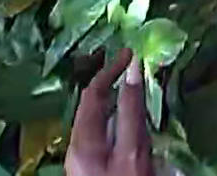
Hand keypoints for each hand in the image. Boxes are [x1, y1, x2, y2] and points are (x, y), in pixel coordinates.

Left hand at [65, 49, 150, 175]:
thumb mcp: (132, 150)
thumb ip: (131, 110)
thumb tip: (133, 68)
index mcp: (81, 140)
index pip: (92, 91)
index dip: (111, 69)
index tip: (131, 53)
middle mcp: (77, 148)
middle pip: (94, 105)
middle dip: (114, 83)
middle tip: (135, 67)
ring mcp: (84, 162)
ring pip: (101, 120)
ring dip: (118, 102)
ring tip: (139, 92)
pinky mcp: (94, 171)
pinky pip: (105, 136)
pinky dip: (119, 122)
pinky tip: (136, 126)